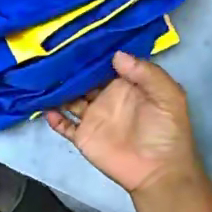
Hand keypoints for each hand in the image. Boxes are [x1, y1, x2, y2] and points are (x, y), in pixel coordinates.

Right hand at [47, 51, 206, 197]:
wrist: (158, 171)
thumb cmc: (167, 132)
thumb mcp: (168, 96)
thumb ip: (146, 73)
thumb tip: (116, 55)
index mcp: (127, 86)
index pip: (106, 66)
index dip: (94, 55)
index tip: (78, 40)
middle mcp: (107, 99)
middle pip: (84, 81)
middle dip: (70, 70)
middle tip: (54, 54)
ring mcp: (93, 118)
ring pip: (70, 100)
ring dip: (58, 91)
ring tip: (43, 77)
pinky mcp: (82, 136)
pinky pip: (63, 126)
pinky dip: (53, 118)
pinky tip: (45, 108)